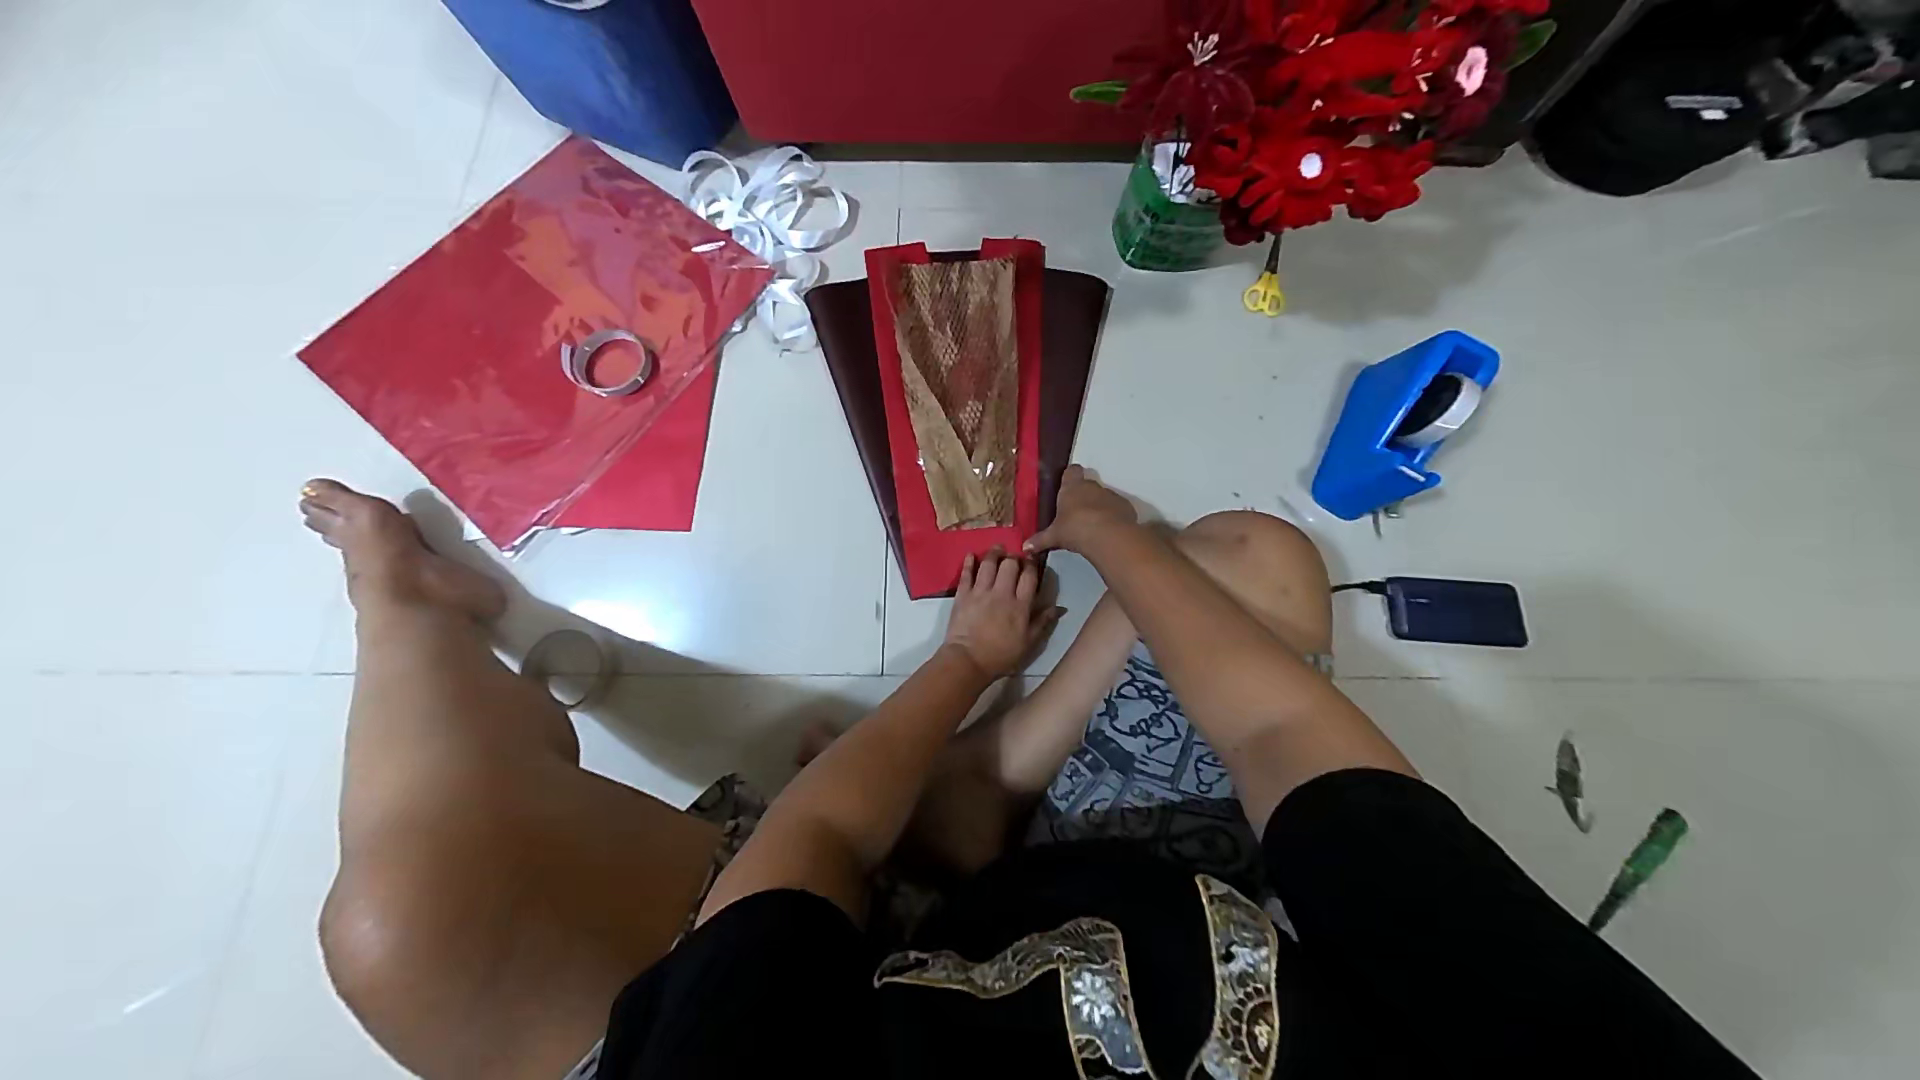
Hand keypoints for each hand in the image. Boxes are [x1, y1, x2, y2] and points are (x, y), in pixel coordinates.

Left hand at [943, 548, 1063, 676]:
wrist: (968, 661)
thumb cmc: (1001, 656)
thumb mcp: (1028, 643)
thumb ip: (1043, 622)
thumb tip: (1060, 608)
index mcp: (1020, 605)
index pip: (1029, 577)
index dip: (1032, 564)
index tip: (1032, 558)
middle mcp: (1001, 593)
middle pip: (1009, 565)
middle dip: (1014, 556)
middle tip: (1014, 556)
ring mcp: (980, 592)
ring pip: (988, 564)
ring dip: (994, 554)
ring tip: (997, 549)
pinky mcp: (962, 595)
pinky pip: (966, 574)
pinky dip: (969, 563)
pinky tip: (971, 555)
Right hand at [1023, 465, 1137, 555]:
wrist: (1107, 536)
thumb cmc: (1074, 529)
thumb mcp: (1054, 536)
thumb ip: (1040, 540)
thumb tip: (1024, 547)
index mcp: (1072, 487)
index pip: (1071, 471)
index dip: (1069, 477)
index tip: (1065, 487)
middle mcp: (1092, 486)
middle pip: (1087, 486)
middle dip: (1082, 497)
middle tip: (1075, 515)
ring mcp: (1111, 495)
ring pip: (1103, 498)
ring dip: (1098, 508)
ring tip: (1092, 527)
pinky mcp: (1126, 507)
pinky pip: (1117, 509)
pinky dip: (1112, 517)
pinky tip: (1107, 532)